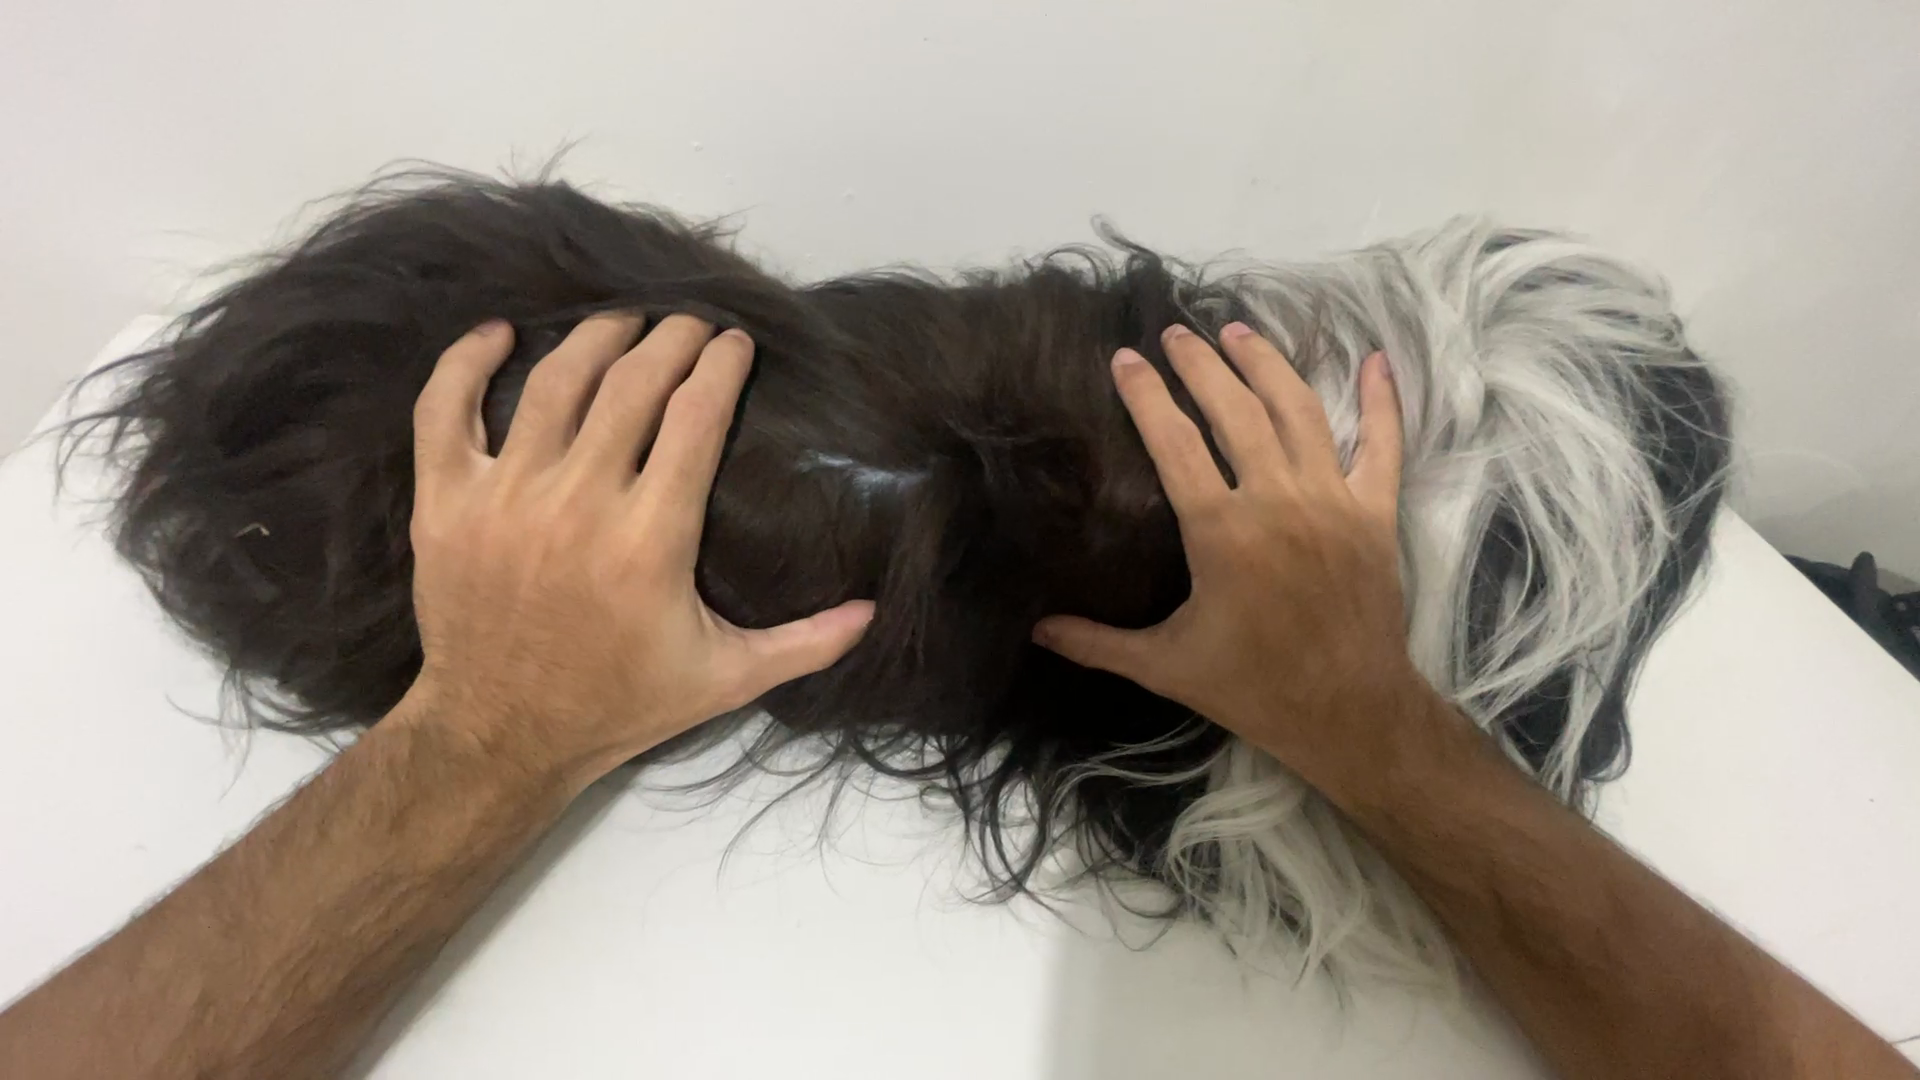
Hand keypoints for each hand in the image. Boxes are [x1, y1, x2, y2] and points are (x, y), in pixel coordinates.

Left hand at [404, 313, 873, 787]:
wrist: (502, 734)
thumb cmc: (625, 702)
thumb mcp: (728, 678)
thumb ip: (806, 644)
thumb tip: (874, 613)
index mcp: (652, 538)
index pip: (696, 418)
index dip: (721, 368)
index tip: (737, 343)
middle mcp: (579, 501)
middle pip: (632, 386)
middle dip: (671, 340)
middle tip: (693, 322)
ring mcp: (504, 496)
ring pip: (553, 383)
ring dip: (596, 338)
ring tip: (626, 321)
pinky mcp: (447, 502)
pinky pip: (444, 410)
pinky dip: (467, 363)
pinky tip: (498, 334)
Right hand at [1033, 323, 1440, 793]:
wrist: (1349, 713)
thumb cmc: (1250, 687)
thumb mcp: (1162, 664)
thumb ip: (1094, 642)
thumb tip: (1033, 630)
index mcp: (1221, 531)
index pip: (1175, 442)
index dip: (1146, 395)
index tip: (1125, 359)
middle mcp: (1277, 500)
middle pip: (1236, 410)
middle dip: (1201, 364)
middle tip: (1175, 332)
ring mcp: (1333, 501)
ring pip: (1299, 411)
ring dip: (1266, 364)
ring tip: (1238, 330)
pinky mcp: (1375, 514)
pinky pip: (1381, 445)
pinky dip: (1380, 401)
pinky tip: (1377, 361)